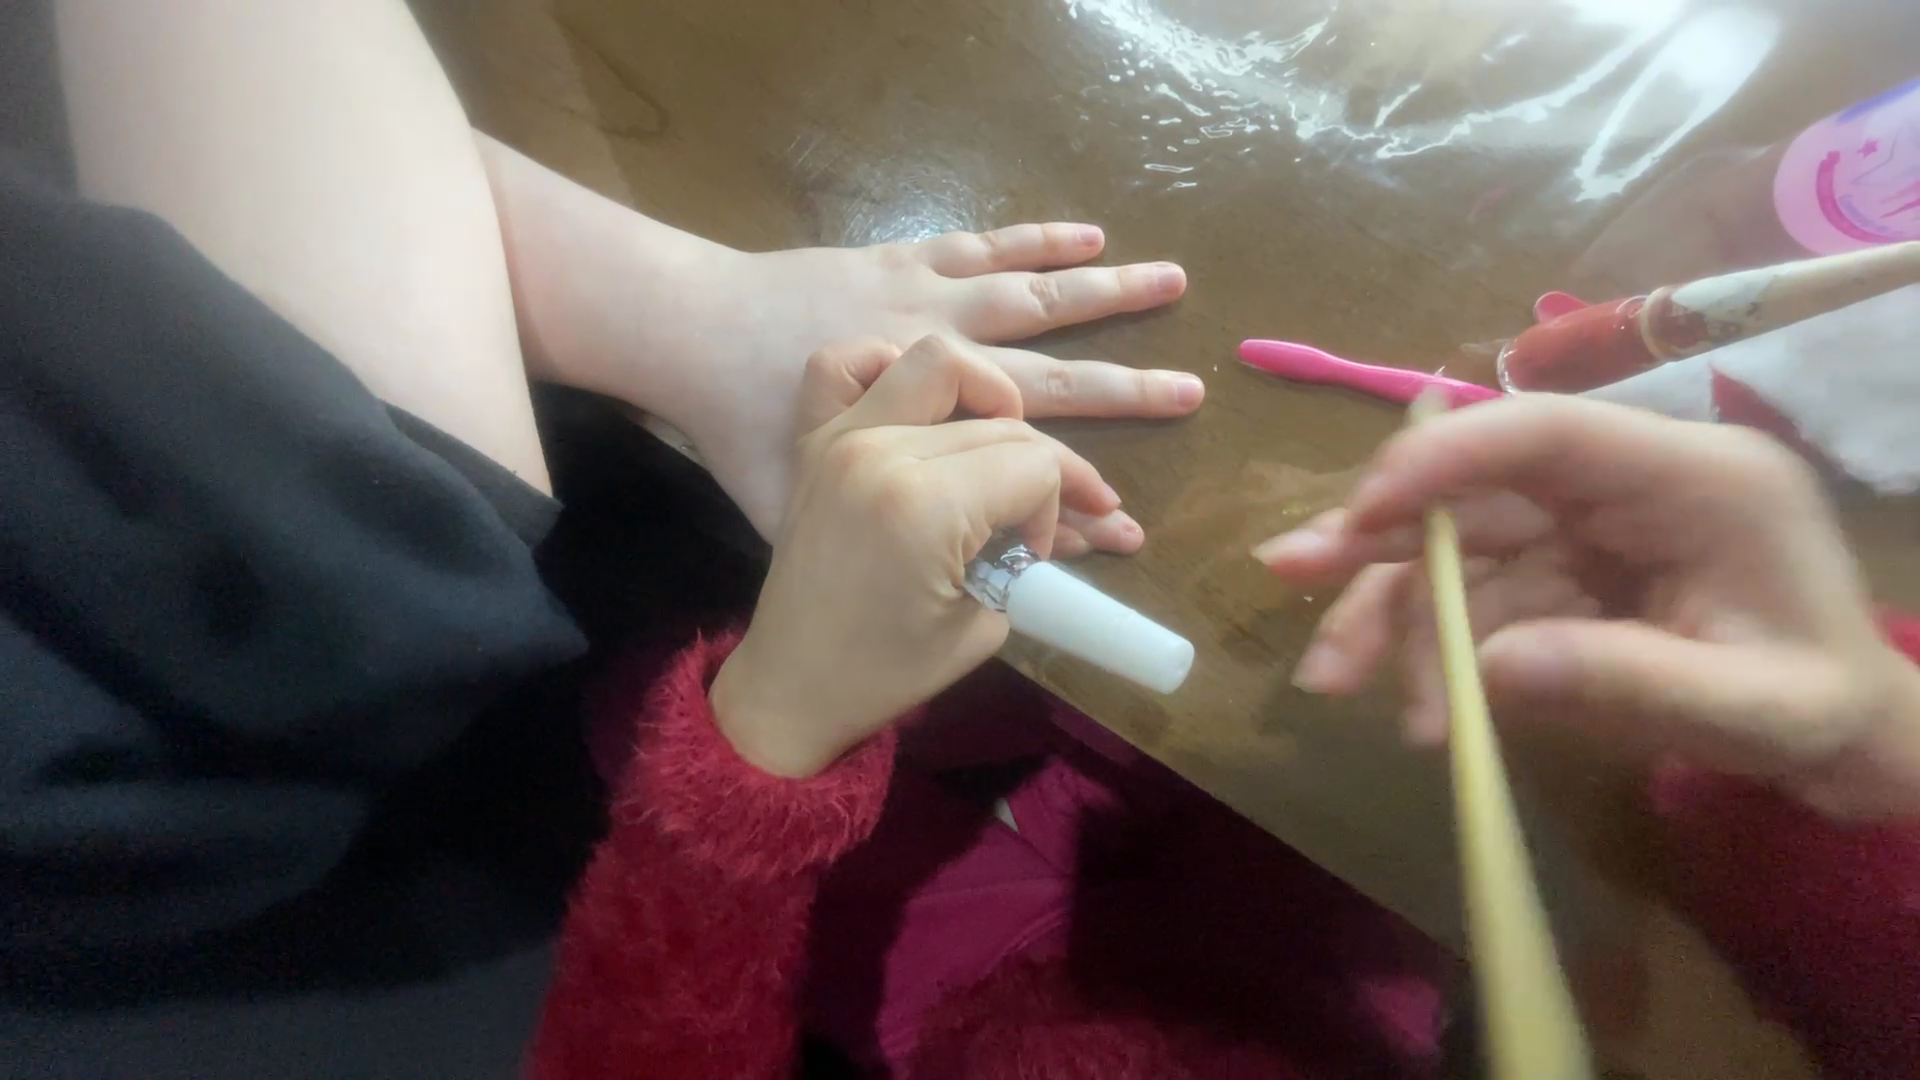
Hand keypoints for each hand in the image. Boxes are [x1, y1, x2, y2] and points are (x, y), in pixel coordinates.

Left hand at [648, 224, 1199, 548]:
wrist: (686, 343)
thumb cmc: (749, 463)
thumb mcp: (833, 553)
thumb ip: (938, 557)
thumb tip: (1033, 557)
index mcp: (920, 468)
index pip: (1033, 472)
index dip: (1069, 506)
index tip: (1093, 531)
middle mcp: (933, 381)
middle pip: (1053, 383)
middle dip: (1130, 392)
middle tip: (1193, 391)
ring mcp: (919, 312)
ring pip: (1031, 300)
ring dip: (1107, 294)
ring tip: (1171, 282)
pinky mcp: (898, 269)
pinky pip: (979, 251)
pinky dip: (1035, 242)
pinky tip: (1084, 235)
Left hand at [709, 335, 1100, 776]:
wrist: (793, 684)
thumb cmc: (886, 673)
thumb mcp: (982, 623)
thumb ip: (1030, 554)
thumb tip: (1078, 518)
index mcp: (925, 504)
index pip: (1033, 465)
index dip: (1054, 510)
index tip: (1030, 557)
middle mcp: (880, 449)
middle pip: (1000, 420)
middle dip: (1041, 467)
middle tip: (1036, 518)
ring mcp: (839, 436)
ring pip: (938, 363)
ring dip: (985, 393)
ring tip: (1000, 438)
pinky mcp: (813, 440)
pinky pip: (844, 364)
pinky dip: (886, 366)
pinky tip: (920, 406)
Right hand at [1254, 396, 1919, 818]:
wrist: (1830, 734)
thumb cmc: (1816, 708)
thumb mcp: (1757, 709)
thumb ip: (1629, 680)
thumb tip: (1486, 666)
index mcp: (1686, 477)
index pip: (1541, 430)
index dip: (1439, 457)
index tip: (1360, 513)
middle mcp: (1605, 486)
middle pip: (1463, 493)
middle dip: (1372, 539)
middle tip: (1287, 569)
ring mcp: (1560, 528)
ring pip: (1437, 551)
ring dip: (1378, 612)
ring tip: (1331, 678)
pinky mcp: (1528, 569)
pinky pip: (1449, 599)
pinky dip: (1415, 648)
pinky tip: (1406, 703)